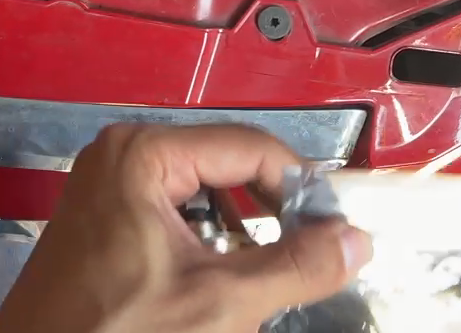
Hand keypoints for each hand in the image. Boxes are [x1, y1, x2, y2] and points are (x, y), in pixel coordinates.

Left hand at [0, 123, 371, 332]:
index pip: (246, 145)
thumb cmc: (124, 331)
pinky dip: (204, 226)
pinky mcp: (101, 204)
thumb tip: (358, 238)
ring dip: (239, 217)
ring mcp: (107, 173)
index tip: (338, 234)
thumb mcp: (220, 304)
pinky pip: (168, 198)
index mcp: (144, 150)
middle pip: (220, 157)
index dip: (299, 185)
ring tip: (273, 262)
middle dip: (269, 203)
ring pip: (197, 180)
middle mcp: (122, 146)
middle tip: (312, 252)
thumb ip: (295, 267)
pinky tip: (221, 266)